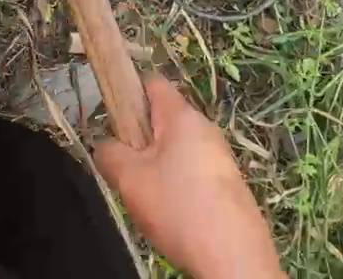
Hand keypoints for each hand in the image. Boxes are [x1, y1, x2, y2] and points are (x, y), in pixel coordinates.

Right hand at [95, 77, 283, 278]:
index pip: (151, 82)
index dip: (129, 93)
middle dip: (142, 140)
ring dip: (160, 167)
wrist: (237, 263)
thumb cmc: (179, 208)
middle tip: (129, 169)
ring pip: (178, 150)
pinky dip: (181, 188)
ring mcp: (222, 159)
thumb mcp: (129, 179)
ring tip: (150, 198)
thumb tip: (105, 145)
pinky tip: (175, 217)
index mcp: (182, 116)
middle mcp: (206, 129)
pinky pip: (195, 174)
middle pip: (164, 120)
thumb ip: (108, 153)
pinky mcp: (231, 188)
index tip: (115, 122)